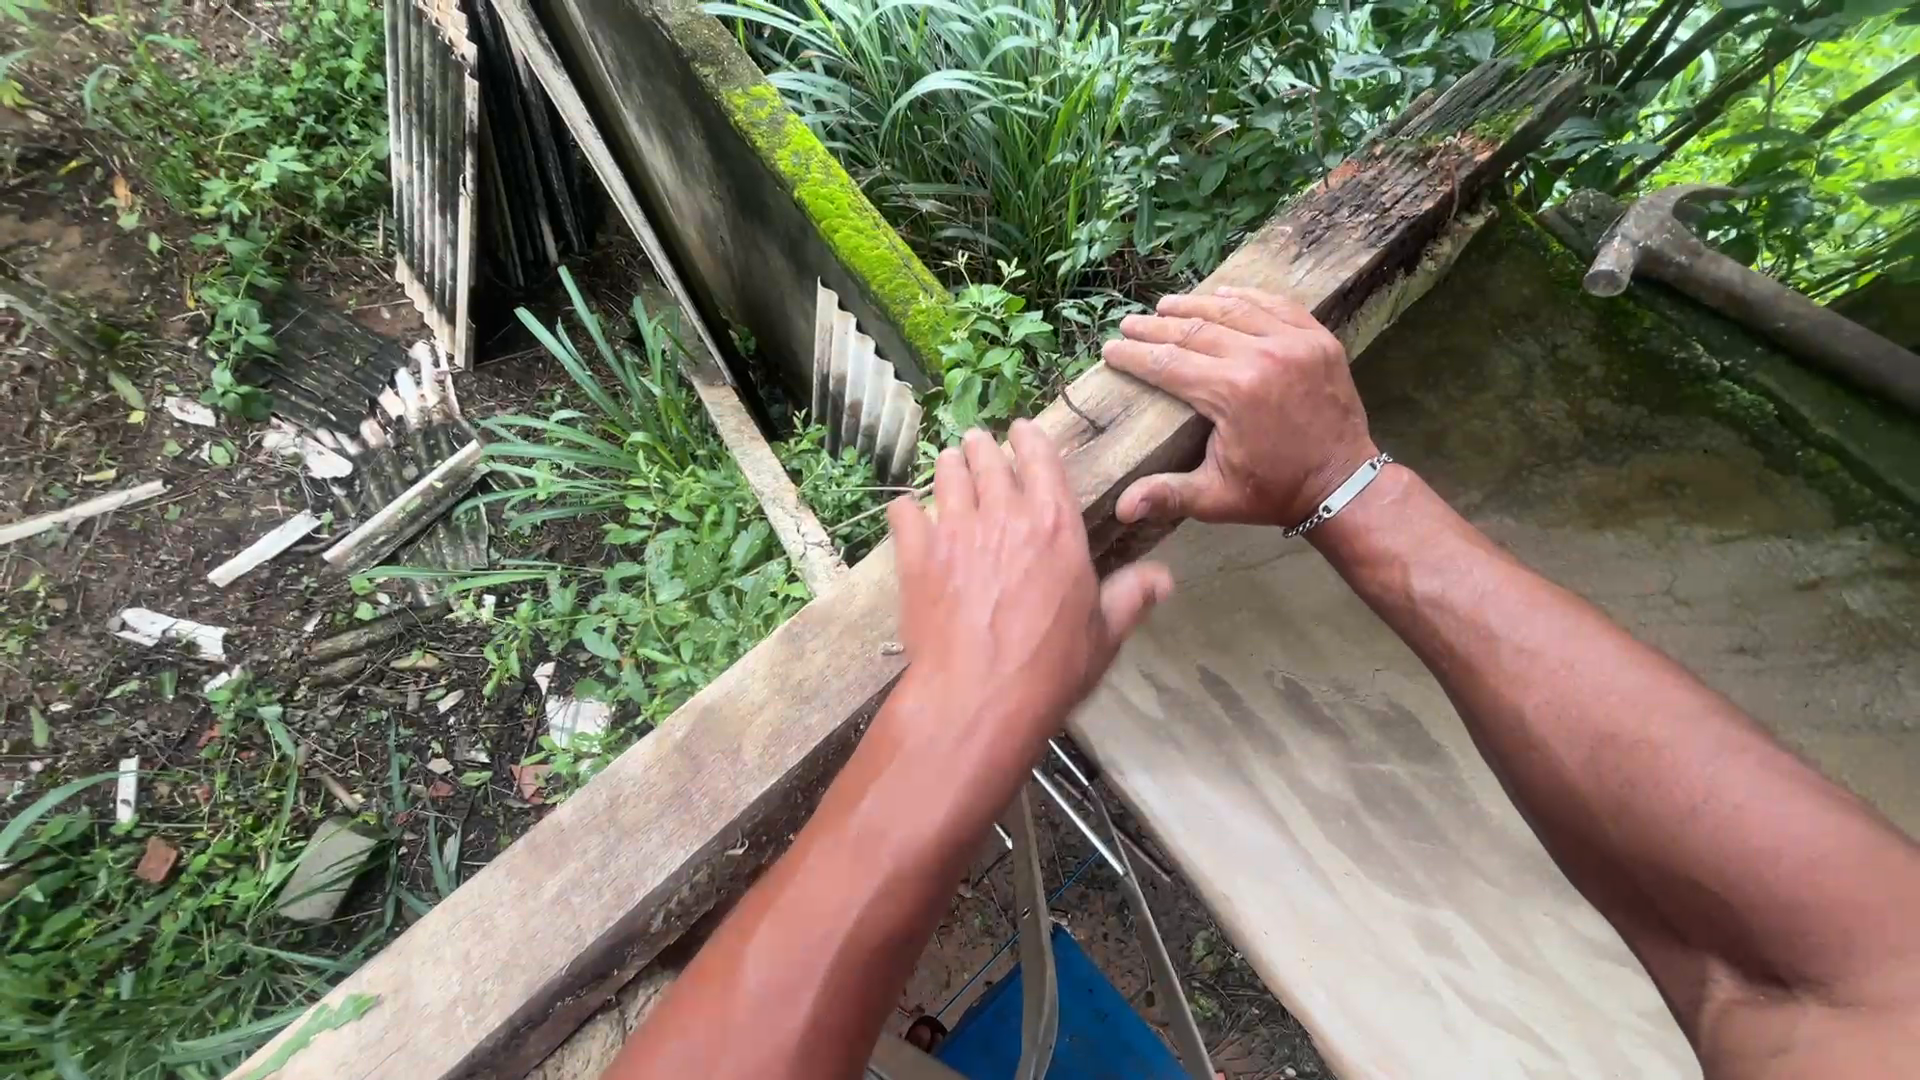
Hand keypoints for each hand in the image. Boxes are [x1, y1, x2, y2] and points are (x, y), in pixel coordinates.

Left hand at [886, 422, 1172, 747]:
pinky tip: (908, 510)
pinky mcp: (916, 556)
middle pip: (988, 459)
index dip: (1030, 438)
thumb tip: (1165, 578)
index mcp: (1054, 524)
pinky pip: (904, 512)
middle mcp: (1004, 514)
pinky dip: (906, 507)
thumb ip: (1131, 597)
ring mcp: (955, 530)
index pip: (1041, 458)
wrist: (978, 697)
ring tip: (949, 462)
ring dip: (949, 464)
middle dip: (983, 446)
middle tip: (977, 443)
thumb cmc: (1050, 668)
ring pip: (947, 475)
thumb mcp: (1104, 635)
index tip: (1021, 429)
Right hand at [1100, 286, 1378, 527]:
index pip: (1168, 364)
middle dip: (1156, 327)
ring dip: (1194, 305)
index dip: (1134, 356)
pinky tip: (1222, 292)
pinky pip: (1275, 306)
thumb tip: (1122, 510)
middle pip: (1195, 331)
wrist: (1342, 484)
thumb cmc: (1272, 492)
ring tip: (1165, 304)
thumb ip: (1166, 496)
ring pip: (1233, 310)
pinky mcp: (1318, 339)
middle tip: (1128, 323)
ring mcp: (1294, 343)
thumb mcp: (1214, 499)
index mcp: (1231, 393)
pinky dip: (1246, 297)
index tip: (1110, 350)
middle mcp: (1262, 357)